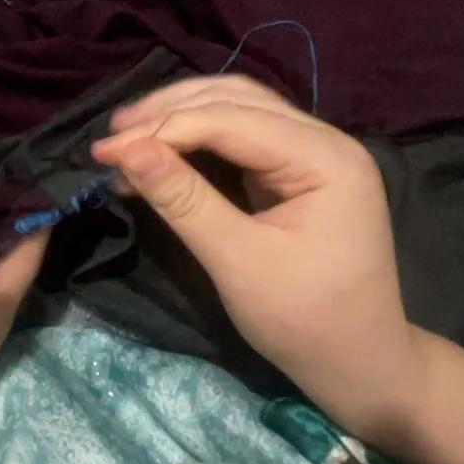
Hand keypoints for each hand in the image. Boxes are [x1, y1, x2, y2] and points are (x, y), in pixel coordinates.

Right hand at [90, 75, 426, 429]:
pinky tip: (161, 149)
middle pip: (235, 100)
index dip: (161, 129)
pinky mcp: (297, 170)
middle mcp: (324, 141)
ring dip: (179, 117)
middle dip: (167, 113)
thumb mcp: (236, 261)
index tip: (104, 151)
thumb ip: (182, 199)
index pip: (230, 120)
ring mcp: (314, 153)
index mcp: (324, 159)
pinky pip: (240, 135)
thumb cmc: (303, 320)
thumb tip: (124, 151)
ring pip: (236, 108)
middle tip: (111, 137)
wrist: (359, 364)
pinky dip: (196, 138)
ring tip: (127, 135)